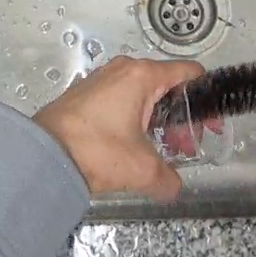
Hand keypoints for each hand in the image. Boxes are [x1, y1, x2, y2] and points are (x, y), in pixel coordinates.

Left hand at [32, 56, 203, 201]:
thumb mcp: (142, 169)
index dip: (206, 97)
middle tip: (184, 146)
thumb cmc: (98, 150)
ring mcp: (103, 79)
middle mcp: (124, 69)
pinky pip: (123, 99)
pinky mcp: (88, 93)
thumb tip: (174, 187)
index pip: (188, 71)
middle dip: (181, 116)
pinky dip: (136, 117)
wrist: (45, 154)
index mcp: (142, 75)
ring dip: (159, 119)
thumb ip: (168, 178)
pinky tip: (135, 145)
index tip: (210, 125)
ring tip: (161, 151)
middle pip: (167, 85)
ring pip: (144, 93)